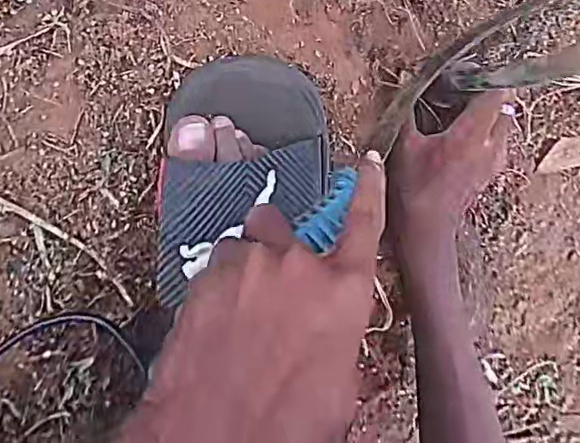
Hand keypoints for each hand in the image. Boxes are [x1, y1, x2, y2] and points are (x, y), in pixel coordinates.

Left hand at [116, 155, 386, 442]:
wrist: (211, 439)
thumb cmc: (280, 427)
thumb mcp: (338, 388)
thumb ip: (340, 335)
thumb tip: (331, 324)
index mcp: (341, 292)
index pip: (364, 222)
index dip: (369, 188)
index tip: (368, 164)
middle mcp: (298, 264)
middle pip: (291, 233)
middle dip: (282, 256)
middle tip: (274, 303)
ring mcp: (250, 261)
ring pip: (250, 246)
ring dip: (249, 271)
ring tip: (241, 321)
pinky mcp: (210, 270)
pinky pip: (220, 265)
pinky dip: (220, 286)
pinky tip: (217, 325)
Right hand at [387, 90, 511, 262]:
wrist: (427, 229)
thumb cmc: (414, 186)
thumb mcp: (405, 143)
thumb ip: (407, 108)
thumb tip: (404, 76)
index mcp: (471, 135)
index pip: (495, 94)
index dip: (487, 76)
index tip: (471, 67)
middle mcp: (491, 146)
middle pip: (506, 105)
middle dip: (489, 90)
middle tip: (465, 82)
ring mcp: (496, 160)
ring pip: (505, 121)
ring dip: (491, 108)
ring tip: (462, 103)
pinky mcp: (493, 170)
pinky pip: (500, 137)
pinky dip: (489, 125)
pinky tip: (463, 126)